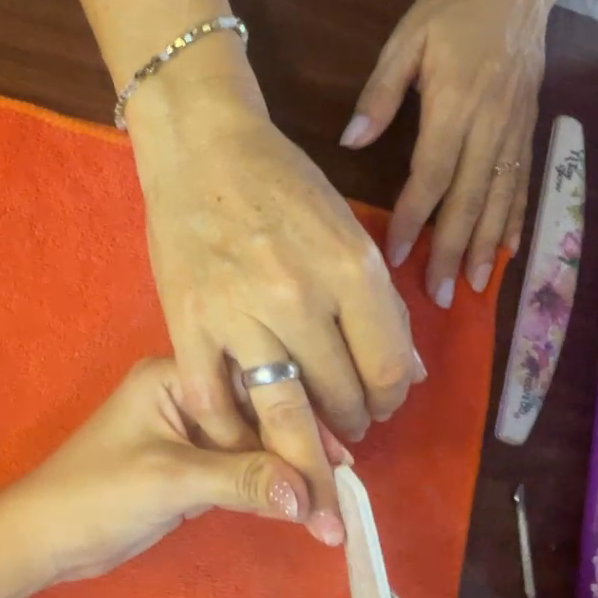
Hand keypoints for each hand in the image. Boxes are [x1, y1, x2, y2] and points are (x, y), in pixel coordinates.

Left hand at [0, 358, 342, 582]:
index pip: (253, 388)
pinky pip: (243, 468)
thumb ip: (241, 479)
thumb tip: (310, 495)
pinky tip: (302, 502)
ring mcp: (192, 431)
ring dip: (291, 472)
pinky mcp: (193, 465)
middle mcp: (189, 393)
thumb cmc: (96, 494)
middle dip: (301, 451)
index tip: (341, 461)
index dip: (299, 423)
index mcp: (176, 375)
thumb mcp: (169, 481)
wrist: (46, 537)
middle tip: (348, 487)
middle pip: (260, 413)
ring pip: (256, 444)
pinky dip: (270, 486)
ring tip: (337, 500)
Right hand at [127, 65, 422, 547]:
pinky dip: (232, 432)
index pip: (390, 366)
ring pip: (284, 409)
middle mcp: (300, 298)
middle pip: (343, 395)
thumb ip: (380, 303)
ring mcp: (238, 314)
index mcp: (351, 267)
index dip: (394, 397)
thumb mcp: (347, 228)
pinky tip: (246, 438)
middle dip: (353, 422)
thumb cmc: (280, 180)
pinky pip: (214, 403)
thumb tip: (410, 372)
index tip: (383, 402)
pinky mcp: (187, 325)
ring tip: (312, 448)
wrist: (200, 149)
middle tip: (348, 426)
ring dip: (306, 442)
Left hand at [341, 0, 567, 306]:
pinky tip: (509, 249)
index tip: (397, 257)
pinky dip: (517, 217)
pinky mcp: (530, 126)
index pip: (433, 174)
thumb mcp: (406, 40)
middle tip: (440, 295)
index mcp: (456, 104)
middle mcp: (491, 123)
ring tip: (475, 286)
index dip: (415, 219)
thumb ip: (380, 93)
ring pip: (502, 195)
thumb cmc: (452, 9)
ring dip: (488, 245)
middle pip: (471, 197)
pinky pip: (525, 180)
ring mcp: (516, 127)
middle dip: (454, 249)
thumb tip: (350, 141)